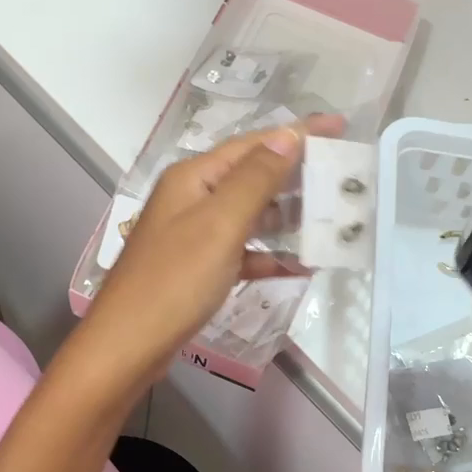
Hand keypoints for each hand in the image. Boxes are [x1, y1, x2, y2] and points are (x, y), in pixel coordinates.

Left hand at [64, 119, 338, 390]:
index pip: (253, 144)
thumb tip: (288, 136)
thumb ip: (255, 180)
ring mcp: (193, 237)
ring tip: (330, 220)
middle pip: (252, 177)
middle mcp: (192, 199)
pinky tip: (300, 266)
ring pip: (249, 217)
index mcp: (194, 178)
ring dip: (288, 218)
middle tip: (342, 178)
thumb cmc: (174, 281)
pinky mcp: (198, 271)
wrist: (129, 344)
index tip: (340, 126)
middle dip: (296, 176)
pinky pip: (242, 255)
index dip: (297, 134)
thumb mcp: (219, 225)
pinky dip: (268, 258)